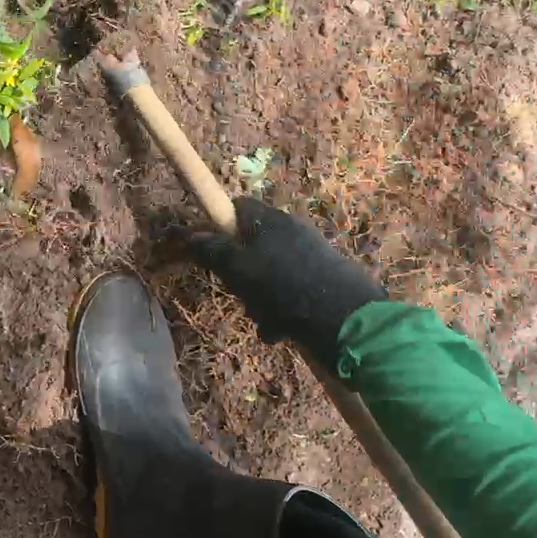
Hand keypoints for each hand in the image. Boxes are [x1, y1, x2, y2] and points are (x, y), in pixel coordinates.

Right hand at [187, 198, 385, 367]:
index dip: (218, 225)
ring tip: (262, 319)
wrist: (346, 320)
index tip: (209, 249)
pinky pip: (289, 290)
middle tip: (237, 292)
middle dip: (239, 272)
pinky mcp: (324, 280)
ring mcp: (310, 256)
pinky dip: (280, 309)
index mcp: (270, 221)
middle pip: (251, 244)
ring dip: (259, 297)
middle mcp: (291, 232)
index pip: (237, 207)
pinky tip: (280, 330)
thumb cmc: (283, 288)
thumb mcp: (237, 269)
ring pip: (269, 272)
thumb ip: (212, 250)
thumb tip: (191, 235)